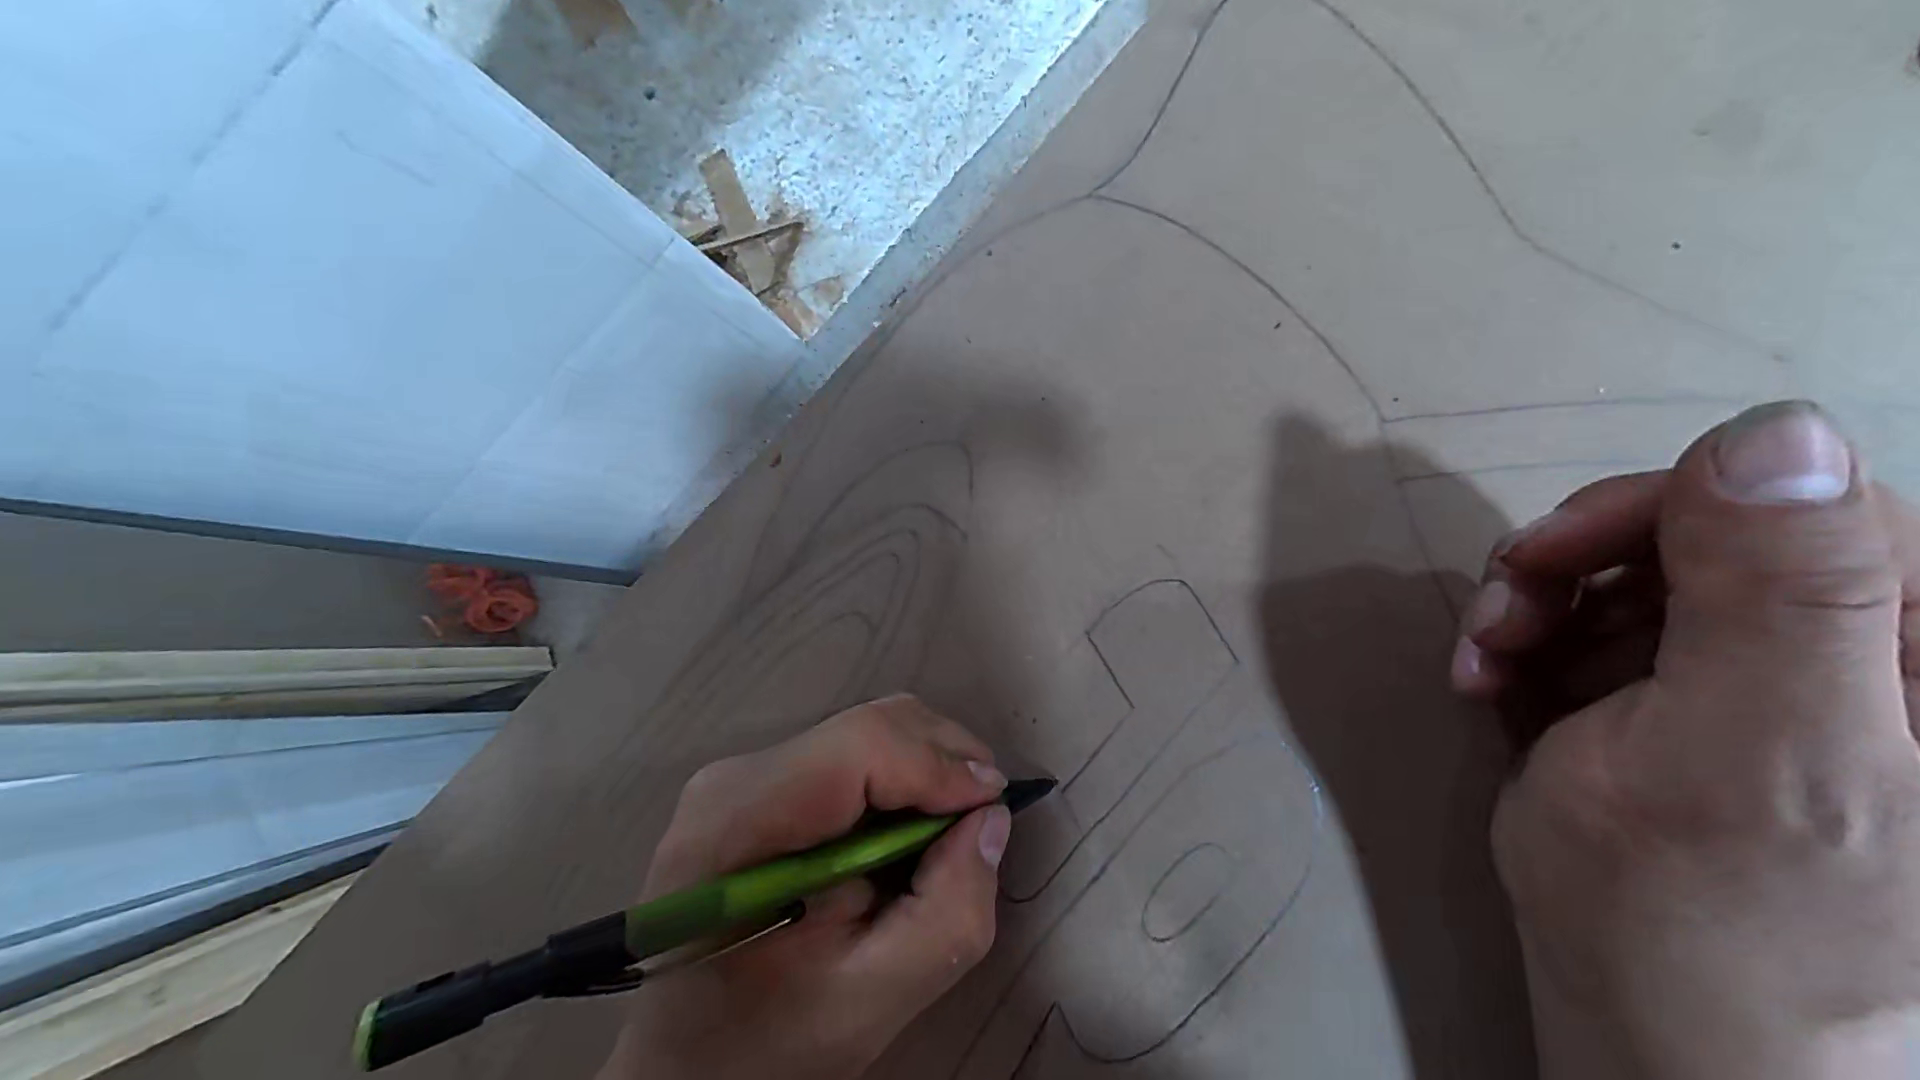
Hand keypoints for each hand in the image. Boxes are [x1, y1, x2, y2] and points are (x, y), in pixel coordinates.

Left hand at [595, 695, 1010, 1079]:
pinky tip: (902, 831)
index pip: (857, 748)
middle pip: (869, 723)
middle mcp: (737, 774)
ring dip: (925, 768)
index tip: (992, 805)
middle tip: (979, 819)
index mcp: (739, 824)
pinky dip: (899, 776)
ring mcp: (745, 769)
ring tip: (944, 831)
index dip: (936, 764)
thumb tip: (990, 817)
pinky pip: (853, 750)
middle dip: (942, 759)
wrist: (682, 1056)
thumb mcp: (872, 1001)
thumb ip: (949, 912)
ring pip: (868, 729)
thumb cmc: (765, 1042)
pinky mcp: (763, 776)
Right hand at [1452, 401, 1919, 1077]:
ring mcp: (1742, 673)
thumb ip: (1782, 596)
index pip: (1794, 502)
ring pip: (1619, 577)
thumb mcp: (1752, 752)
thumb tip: (1773, 430)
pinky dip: (1519, 642)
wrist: (1647, 1012)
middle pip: (1690, 534)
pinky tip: (1489, 681)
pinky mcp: (1657, 695)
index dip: (1655, 511)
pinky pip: (1580, 625)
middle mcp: (1846, 650)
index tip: (1544, 561)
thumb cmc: (1706, 906)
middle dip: (1567, 564)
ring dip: (1527, 604)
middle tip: (1495, 618)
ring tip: (1482, 661)